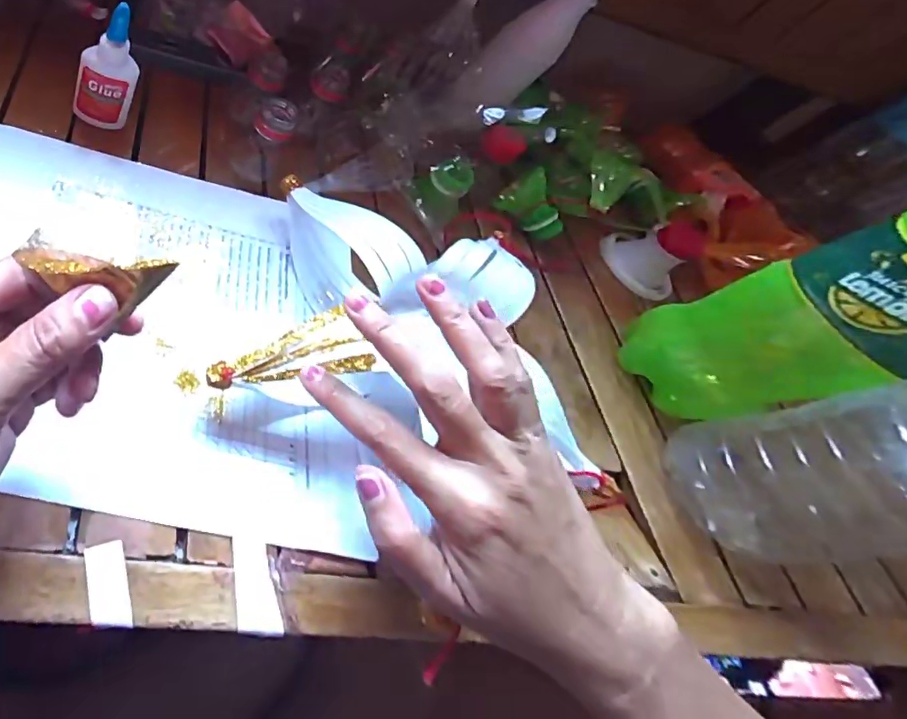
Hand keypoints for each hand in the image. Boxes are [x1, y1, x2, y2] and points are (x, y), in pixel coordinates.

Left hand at [0, 257, 140, 576]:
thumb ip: (42, 346)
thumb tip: (102, 299)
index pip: (23, 272)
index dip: (73, 273)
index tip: (122, 286)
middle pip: (44, 307)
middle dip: (84, 320)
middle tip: (131, 330)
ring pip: (52, 346)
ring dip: (78, 360)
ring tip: (80, 395)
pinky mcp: (2, 408)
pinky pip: (48, 379)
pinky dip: (67, 386)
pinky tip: (70, 407)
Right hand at [302, 278, 680, 705]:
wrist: (597, 623)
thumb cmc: (506, 606)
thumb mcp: (439, 591)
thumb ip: (392, 533)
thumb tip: (363, 471)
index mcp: (460, 503)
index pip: (389, 439)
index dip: (344, 402)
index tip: (309, 371)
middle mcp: (494, 464)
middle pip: (438, 389)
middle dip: (393, 340)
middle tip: (358, 303)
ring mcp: (524, 447)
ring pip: (491, 374)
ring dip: (457, 324)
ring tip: (428, 282)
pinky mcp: (542, 440)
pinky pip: (522, 383)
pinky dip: (502, 340)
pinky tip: (479, 307)